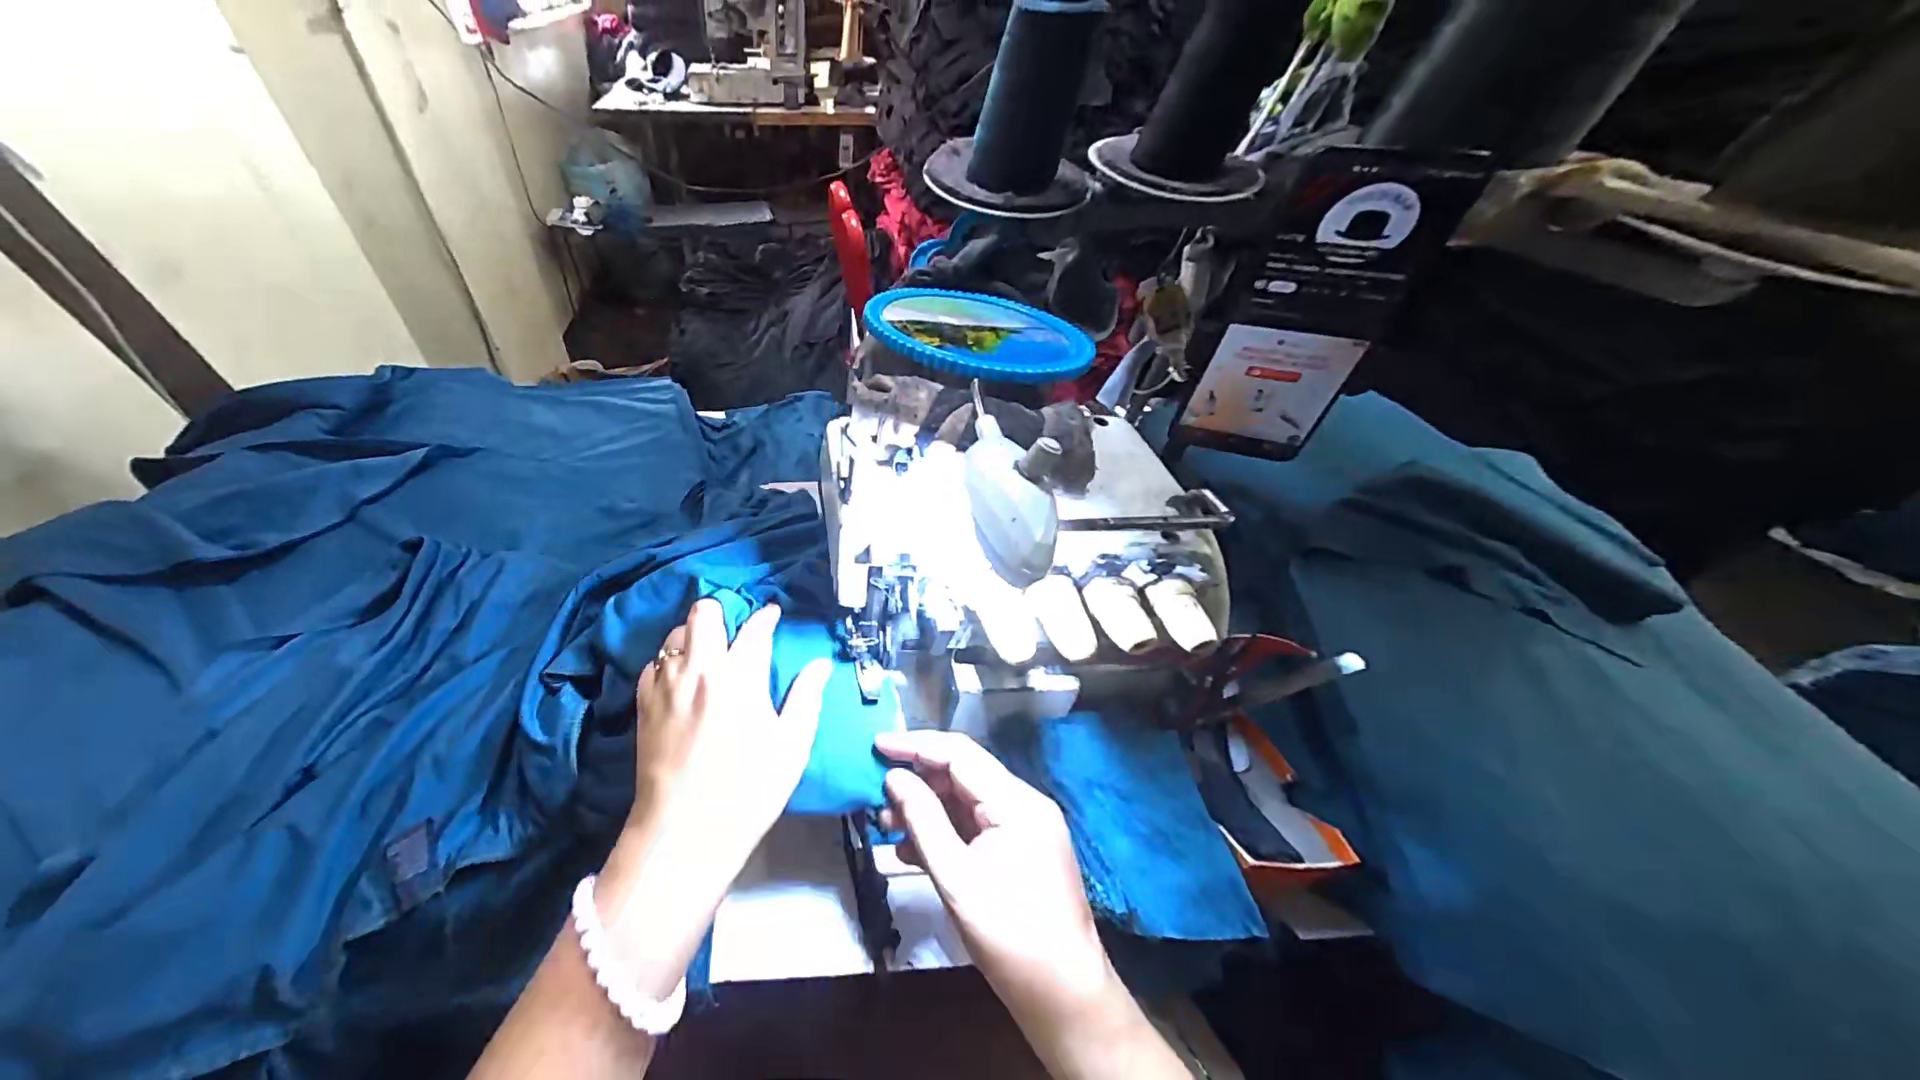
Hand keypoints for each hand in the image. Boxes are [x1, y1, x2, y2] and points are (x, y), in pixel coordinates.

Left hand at [596, 599, 829, 996]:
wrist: (684, 831)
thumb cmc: (749, 788)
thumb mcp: (792, 743)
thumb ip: (806, 697)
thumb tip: (820, 664)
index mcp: (740, 675)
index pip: (754, 628)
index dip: (766, 616)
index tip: (772, 614)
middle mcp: (700, 669)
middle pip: (704, 614)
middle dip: (722, 613)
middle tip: (734, 630)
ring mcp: (666, 685)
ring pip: (674, 635)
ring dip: (694, 635)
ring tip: (707, 652)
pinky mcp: (642, 705)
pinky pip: (653, 665)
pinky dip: (669, 662)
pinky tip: (681, 679)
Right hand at [875, 730, 1189, 1079]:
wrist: (1065, 994)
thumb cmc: (1010, 936)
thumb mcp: (956, 878)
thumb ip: (923, 821)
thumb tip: (895, 778)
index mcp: (1016, 802)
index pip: (960, 753)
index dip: (915, 745)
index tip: (875, 745)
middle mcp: (1024, 804)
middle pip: (964, 774)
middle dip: (918, 779)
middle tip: (875, 791)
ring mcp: (1025, 827)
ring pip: (967, 801)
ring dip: (927, 808)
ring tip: (885, 824)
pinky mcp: (1020, 850)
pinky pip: (976, 826)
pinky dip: (944, 832)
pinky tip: (911, 848)